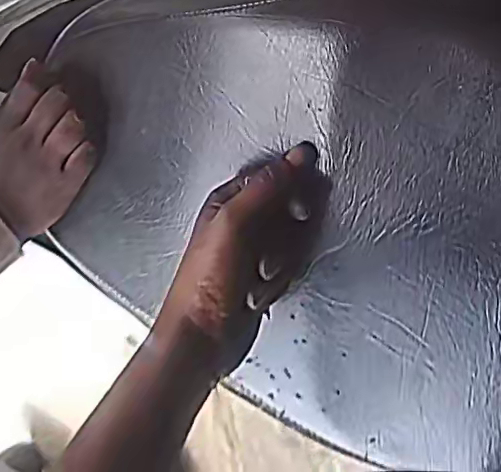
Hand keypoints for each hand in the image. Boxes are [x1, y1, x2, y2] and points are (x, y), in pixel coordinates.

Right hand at [0, 59, 97, 238]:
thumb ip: (14, 105)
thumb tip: (33, 68)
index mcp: (5, 132)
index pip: (27, 91)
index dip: (44, 77)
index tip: (50, 72)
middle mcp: (26, 144)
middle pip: (57, 101)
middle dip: (65, 99)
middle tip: (61, 111)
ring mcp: (47, 162)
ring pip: (74, 124)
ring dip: (78, 124)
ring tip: (68, 135)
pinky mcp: (66, 181)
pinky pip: (87, 152)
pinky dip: (87, 150)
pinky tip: (78, 154)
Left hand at [160, 142, 323, 371]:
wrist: (200, 343)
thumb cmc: (204, 286)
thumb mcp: (233, 223)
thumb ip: (267, 186)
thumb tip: (297, 157)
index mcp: (232, 197)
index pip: (280, 172)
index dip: (296, 188)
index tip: (298, 207)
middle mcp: (246, 218)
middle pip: (296, 204)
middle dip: (291, 231)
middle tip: (274, 246)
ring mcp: (259, 245)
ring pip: (299, 235)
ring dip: (285, 259)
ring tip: (261, 274)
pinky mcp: (269, 270)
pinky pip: (297, 261)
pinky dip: (284, 277)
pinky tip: (263, 289)